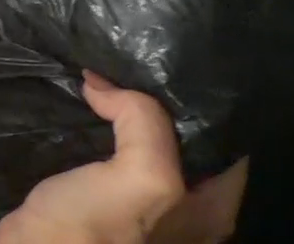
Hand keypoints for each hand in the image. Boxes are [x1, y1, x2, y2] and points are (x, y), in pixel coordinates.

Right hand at [0, 73, 246, 243]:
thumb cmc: (104, 227)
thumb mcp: (145, 177)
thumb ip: (143, 125)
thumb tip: (103, 84)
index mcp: (212, 207)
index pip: (220, 143)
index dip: (194, 104)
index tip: (159, 69)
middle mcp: (185, 206)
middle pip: (176, 141)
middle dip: (149, 104)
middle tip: (119, 67)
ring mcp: (140, 205)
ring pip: (137, 145)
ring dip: (117, 115)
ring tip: (93, 80)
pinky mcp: (97, 198)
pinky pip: (105, 153)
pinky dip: (92, 129)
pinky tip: (73, 111)